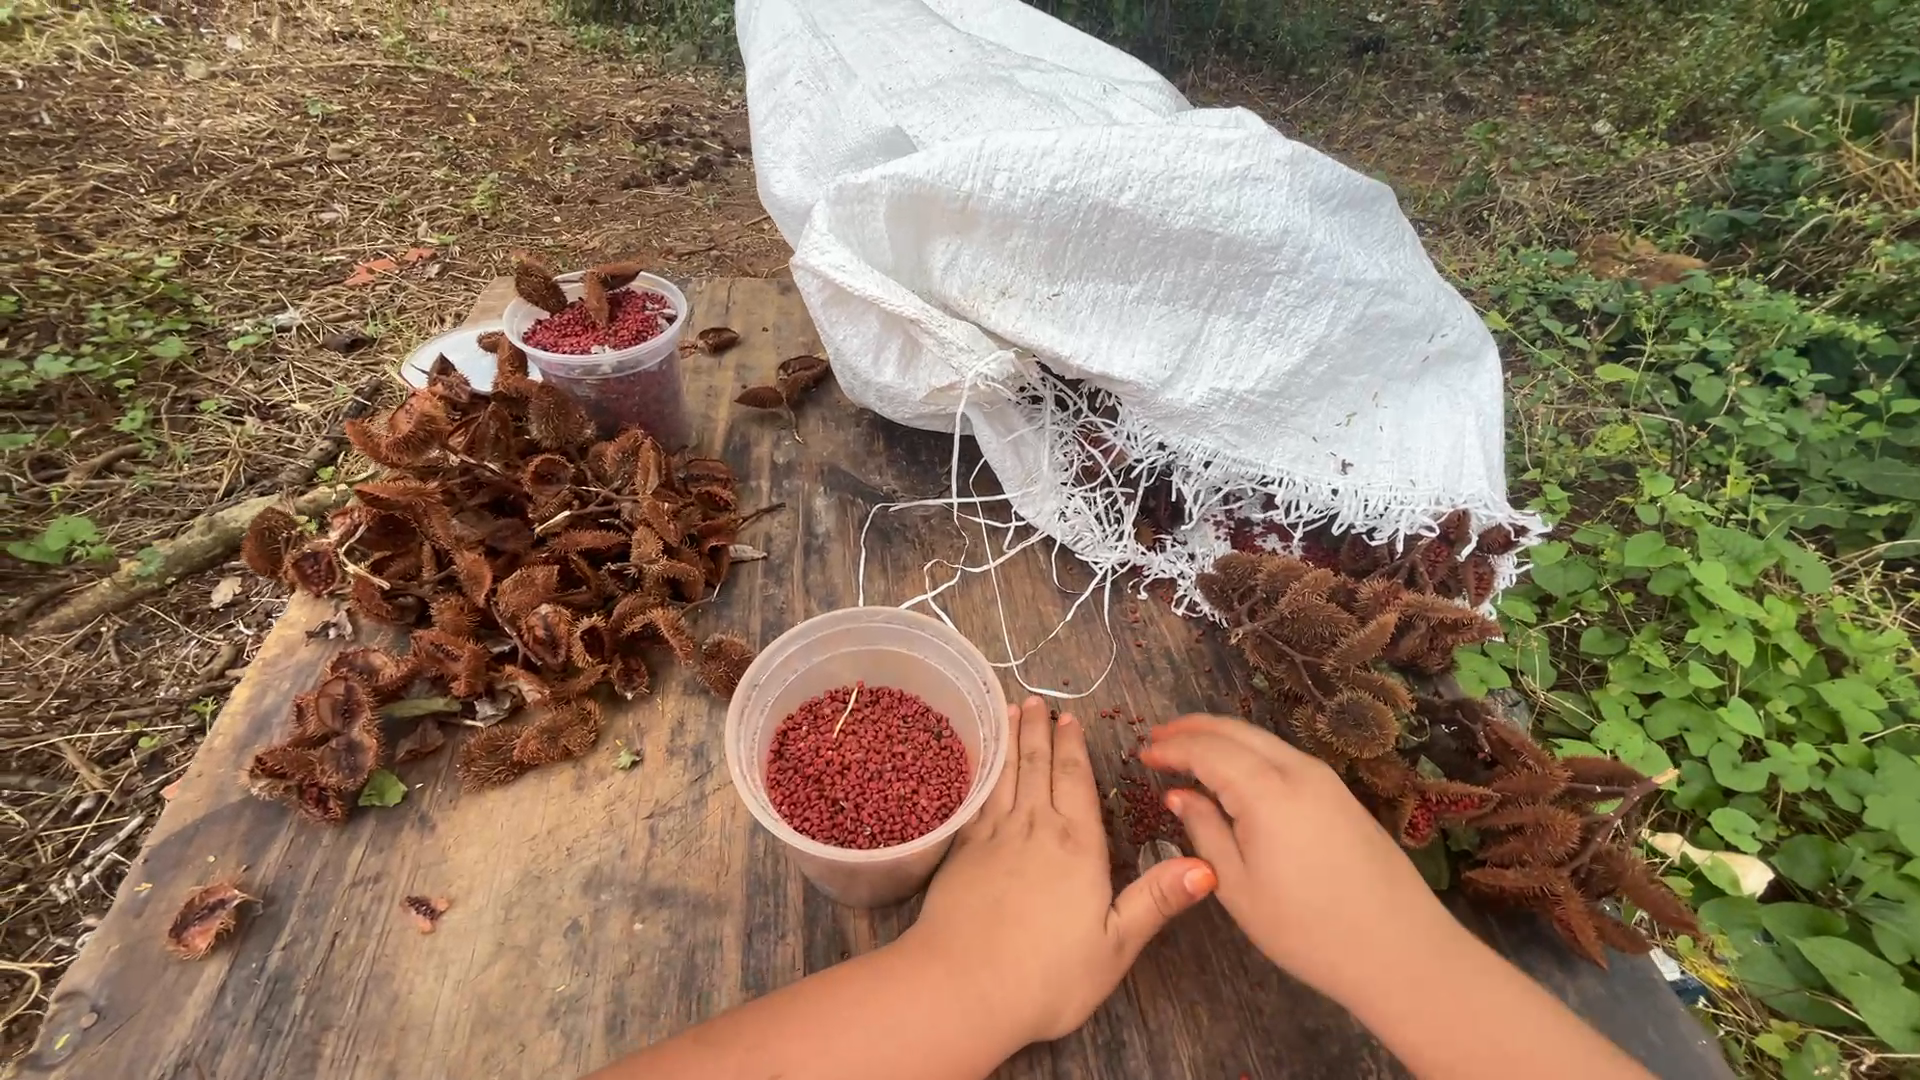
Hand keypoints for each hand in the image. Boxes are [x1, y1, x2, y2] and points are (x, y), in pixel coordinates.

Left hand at [905, 696, 1217, 1045]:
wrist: (965, 986)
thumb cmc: (1048, 975)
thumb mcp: (1116, 944)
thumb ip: (1157, 900)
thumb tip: (1207, 866)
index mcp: (1076, 845)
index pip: (1075, 780)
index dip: (1073, 746)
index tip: (1069, 717)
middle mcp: (1034, 827)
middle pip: (1038, 766)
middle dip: (1039, 730)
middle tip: (1035, 700)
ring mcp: (993, 835)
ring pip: (1006, 773)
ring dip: (1010, 739)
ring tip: (1009, 710)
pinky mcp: (961, 849)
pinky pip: (977, 795)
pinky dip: (982, 769)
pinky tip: (980, 761)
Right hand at [1139, 714, 1463, 1006]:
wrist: (1405, 955)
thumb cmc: (1309, 929)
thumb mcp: (1238, 887)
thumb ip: (1204, 831)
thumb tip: (1179, 795)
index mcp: (1267, 790)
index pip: (1206, 750)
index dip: (1171, 748)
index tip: (1142, 754)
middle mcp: (1297, 770)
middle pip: (1234, 730)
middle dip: (1191, 728)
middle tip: (1158, 738)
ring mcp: (1323, 779)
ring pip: (1260, 738)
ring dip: (1219, 736)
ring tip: (1187, 748)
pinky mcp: (1339, 794)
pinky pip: (1280, 755)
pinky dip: (1246, 751)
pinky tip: (1232, 771)